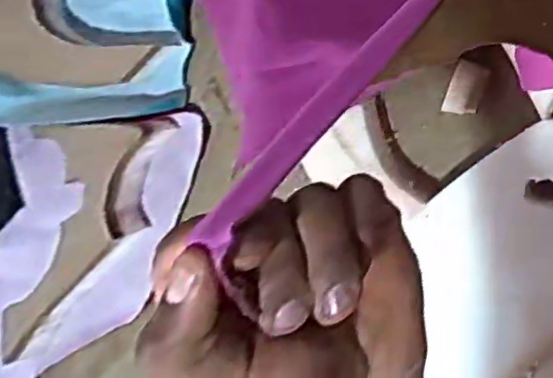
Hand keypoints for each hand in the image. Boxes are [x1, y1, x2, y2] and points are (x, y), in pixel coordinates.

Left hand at [136, 177, 424, 377]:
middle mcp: (265, 248)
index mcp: (213, 284)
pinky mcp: (372, 222)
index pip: (197, 235)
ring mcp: (322, 230)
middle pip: (267, 213)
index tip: (233, 264)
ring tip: (333, 310)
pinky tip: (365, 269)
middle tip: (288, 320)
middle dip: (281, 264)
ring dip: (329, 251)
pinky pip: (366, 193)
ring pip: (320, 199)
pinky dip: (365, 225)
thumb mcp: (205, 376)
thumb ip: (179, 330)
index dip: (208, 236)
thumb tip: (189, 259)